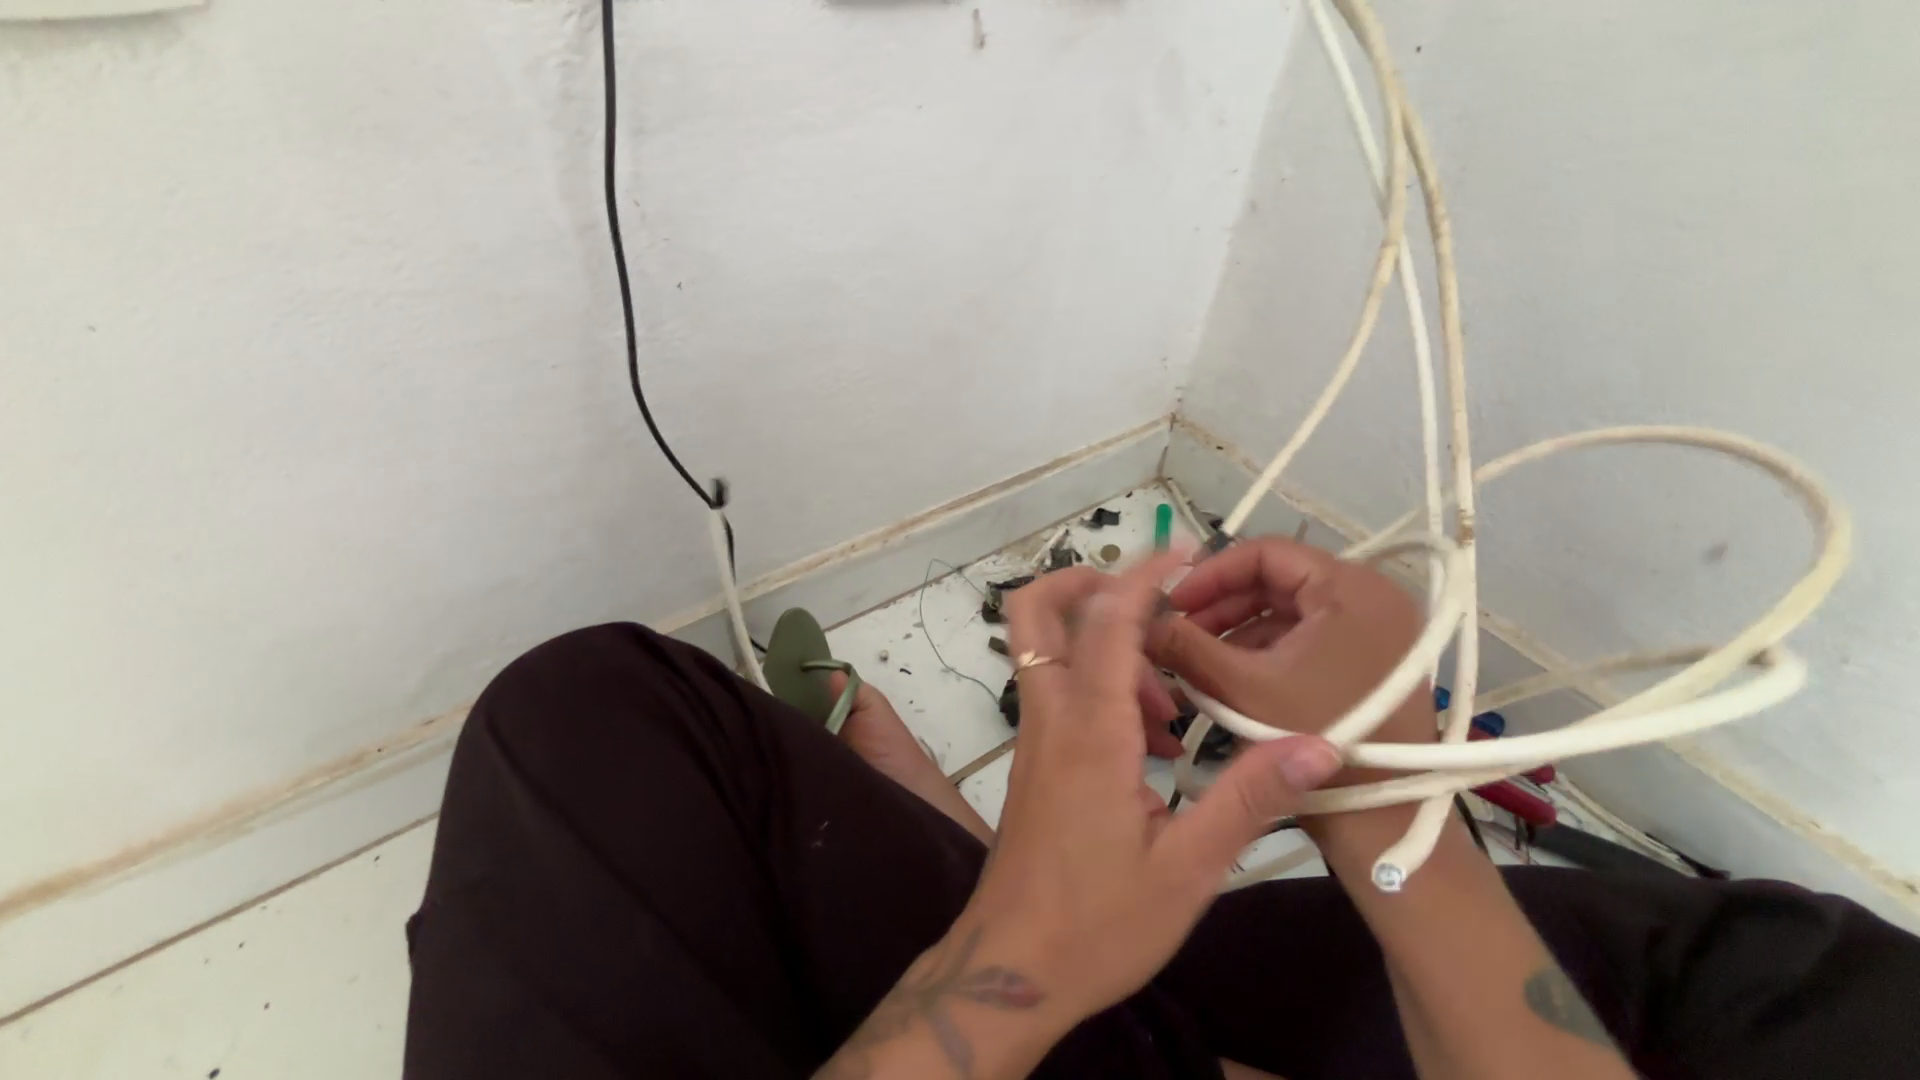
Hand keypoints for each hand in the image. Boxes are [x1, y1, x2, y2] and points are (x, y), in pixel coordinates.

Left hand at [959, 555, 1343, 1019]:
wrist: (1014, 967)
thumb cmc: (1099, 924)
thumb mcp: (1190, 868)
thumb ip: (1250, 798)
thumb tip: (1319, 745)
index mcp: (1090, 731)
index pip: (1106, 620)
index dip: (1142, 574)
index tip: (1184, 550)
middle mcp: (1051, 717)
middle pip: (1037, 613)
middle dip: (1088, 586)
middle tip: (1159, 612)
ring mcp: (1036, 737)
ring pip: (1050, 651)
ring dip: (1107, 648)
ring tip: (1174, 707)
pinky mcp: (1035, 760)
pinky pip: (1059, 692)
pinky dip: (1100, 686)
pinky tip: (1153, 743)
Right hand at [1148, 536, 1439, 846]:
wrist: (1385, 819)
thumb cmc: (1316, 739)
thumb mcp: (1242, 688)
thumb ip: (1184, 646)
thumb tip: (1136, 620)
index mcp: (1350, 587)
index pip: (1266, 552)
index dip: (1210, 574)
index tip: (1172, 603)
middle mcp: (1373, 594)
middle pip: (1278, 579)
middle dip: (1222, 604)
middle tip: (1180, 632)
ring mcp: (1379, 626)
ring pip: (1290, 608)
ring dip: (1239, 627)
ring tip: (1199, 657)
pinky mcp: (1376, 655)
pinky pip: (1309, 632)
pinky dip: (1268, 646)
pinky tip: (1232, 672)